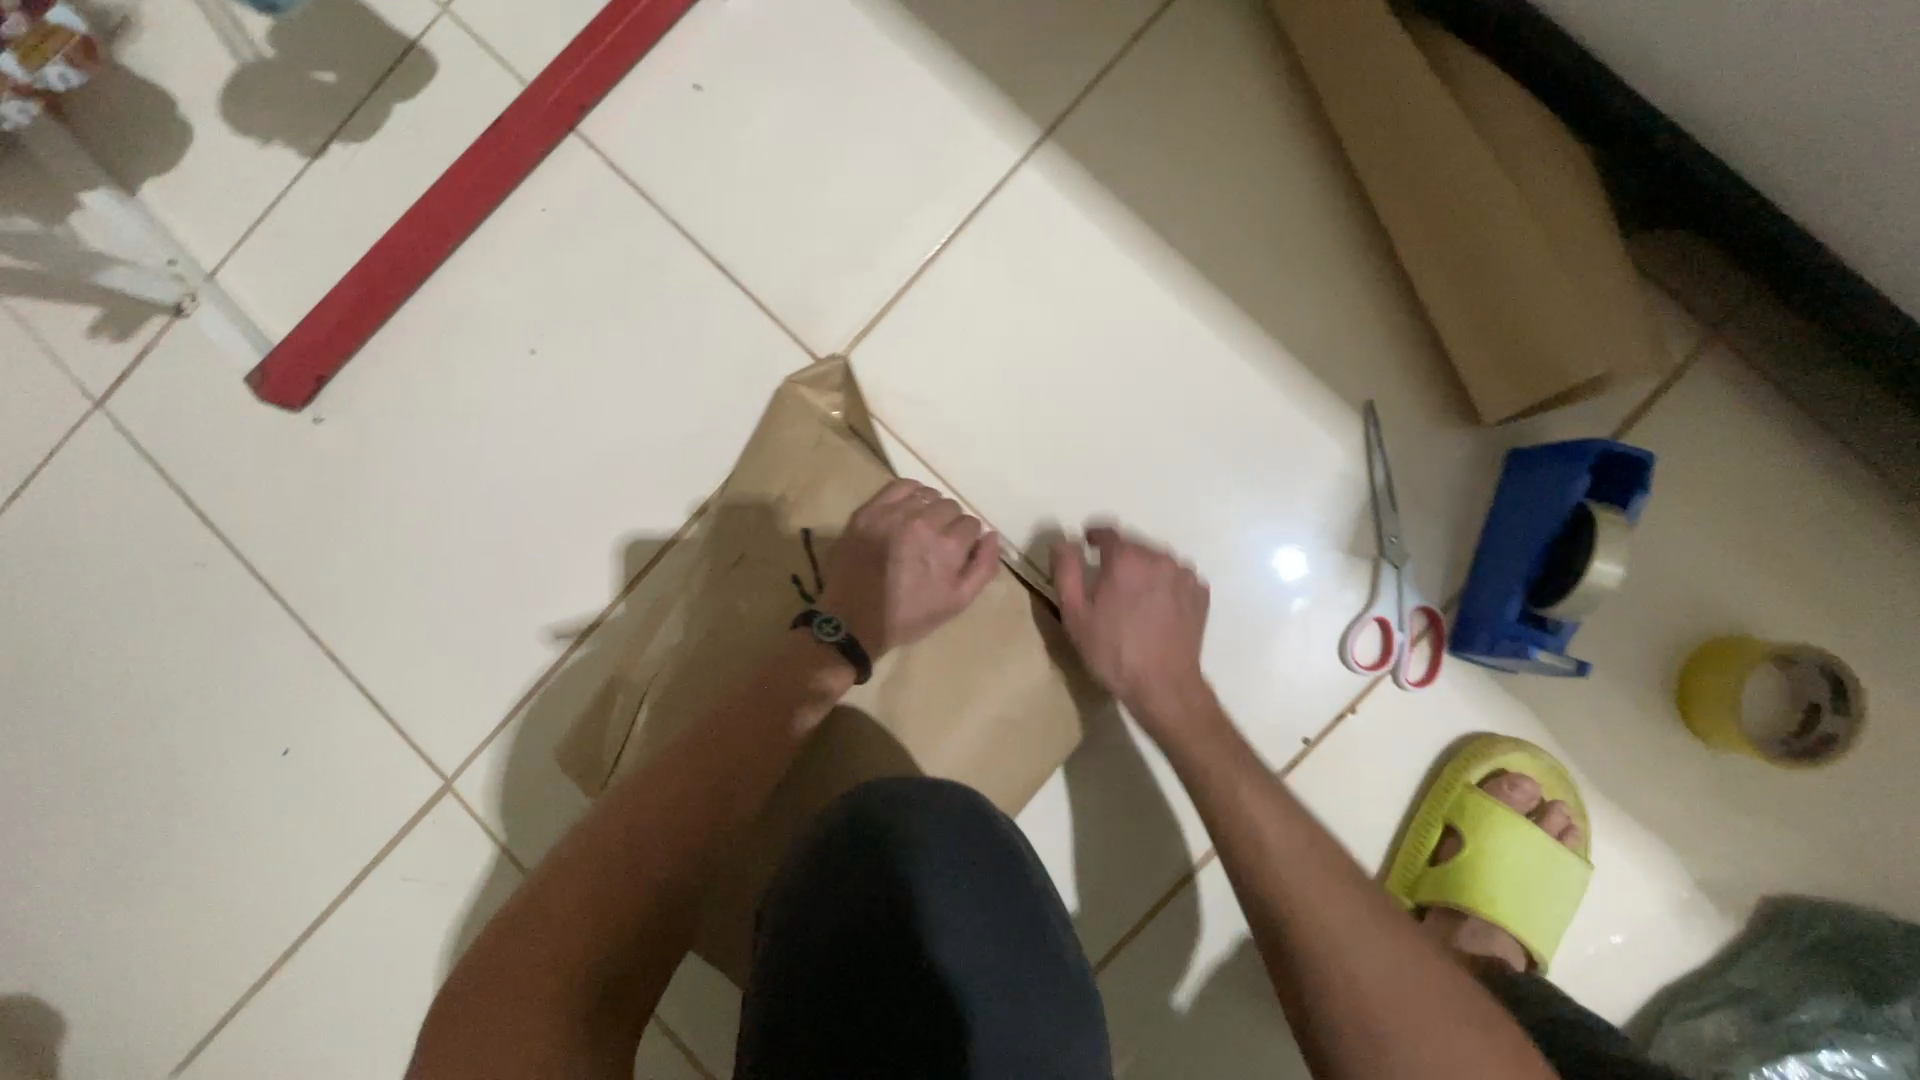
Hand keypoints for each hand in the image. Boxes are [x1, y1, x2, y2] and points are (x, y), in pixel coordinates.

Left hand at [818, 480, 1001, 656]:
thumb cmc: (909, 615)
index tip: (954, 553)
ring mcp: (893, 514)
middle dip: (949, 523)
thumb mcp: (957, 602)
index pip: (971, 524)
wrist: (854, 619)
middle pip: (951, 507)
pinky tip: (907, 509)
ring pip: (927, 495)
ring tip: (919, 529)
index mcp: (948, 547)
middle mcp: (923, 523)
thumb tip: (992, 535)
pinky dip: (909, 493)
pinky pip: (899, 486)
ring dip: (929, 508)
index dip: (966, 540)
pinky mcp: (869, 510)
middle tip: (935, 544)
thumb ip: (983, 567)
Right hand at [1053, 526, 1213, 728]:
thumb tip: (1064, 541)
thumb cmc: (1112, 651)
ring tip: (1133, 599)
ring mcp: (1184, 575)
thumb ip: (1066, 571)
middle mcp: (1159, 558)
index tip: (1086, 545)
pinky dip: (1165, 585)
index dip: (1094, 536)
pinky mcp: (1200, 593)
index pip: (1107, 532)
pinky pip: (1176, 578)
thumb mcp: (1075, 615)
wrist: (1163, 685)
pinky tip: (1157, 609)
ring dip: (1143, 571)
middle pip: (1134, 547)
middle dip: (1119, 559)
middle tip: (1107, 585)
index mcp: (1126, 559)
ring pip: (1157, 561)